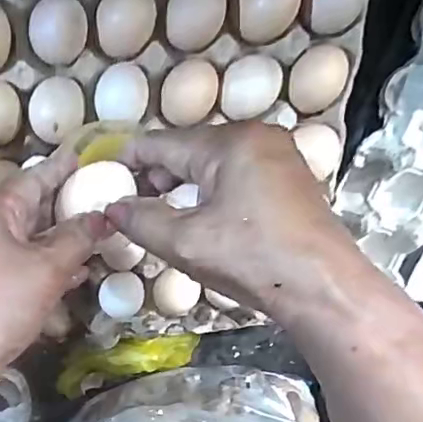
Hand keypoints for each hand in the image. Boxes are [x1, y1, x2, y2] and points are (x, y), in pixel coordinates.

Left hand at [0, 154, 109, 373]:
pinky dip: (46, 266)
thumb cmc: (2, 303)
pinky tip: (74, 274)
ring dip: (61, 240)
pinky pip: (20, 265)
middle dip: (67, 206)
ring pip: (28, 239)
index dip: (66, 167)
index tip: (90, 155)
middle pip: (32, 207)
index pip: (36, 176)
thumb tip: (101, 216)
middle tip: (102, 199)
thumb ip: (78, 238)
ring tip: (98, 237)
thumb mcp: (48, 268)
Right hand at [106, 123, 379, 322]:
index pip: (162, 143)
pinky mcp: (289, 180)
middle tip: (129, 204)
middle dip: (155, 175)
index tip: (103, 174)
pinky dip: (209, 192)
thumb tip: (114, 207)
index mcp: (227, 143)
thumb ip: (141, 221)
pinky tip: (199, 218)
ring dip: (182, 185)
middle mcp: (255, 137)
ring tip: (158, 214)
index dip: (128, 158)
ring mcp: (277, 156)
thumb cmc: (250, 258)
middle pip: (189, 150)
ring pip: (213, 164)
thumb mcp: (184, 242)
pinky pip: (235, 176)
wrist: (320, 284)